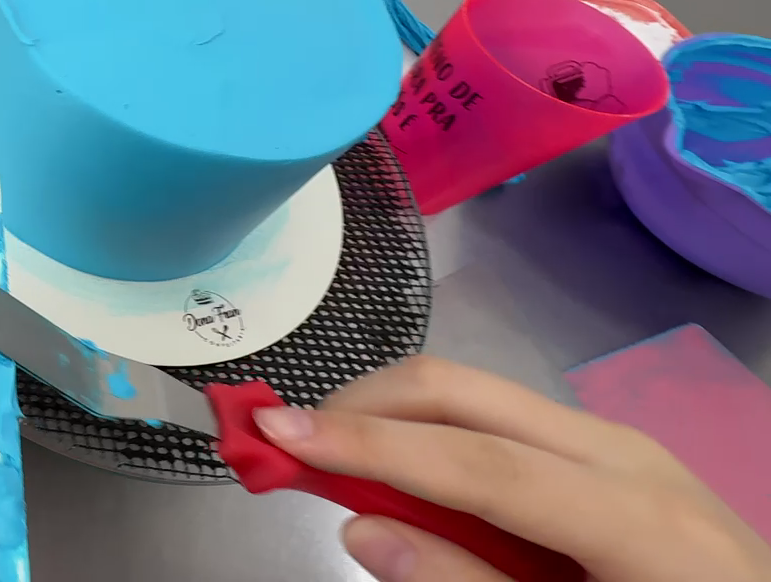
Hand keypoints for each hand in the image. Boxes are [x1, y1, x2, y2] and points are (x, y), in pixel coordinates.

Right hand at [251, 356, 770, 580]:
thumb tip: (359, 530)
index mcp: (643, 522)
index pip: (478, 461)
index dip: (369, 445)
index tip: (273, 430)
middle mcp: (618, 452)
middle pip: (453, 391)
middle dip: (357, 406)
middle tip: (292, 442)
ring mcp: (602, 436)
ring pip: (457, 386)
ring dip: (379, 411)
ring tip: (335, 457)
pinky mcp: (584, 438)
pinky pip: (478, 409)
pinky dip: (415, 425)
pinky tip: (397, 467)